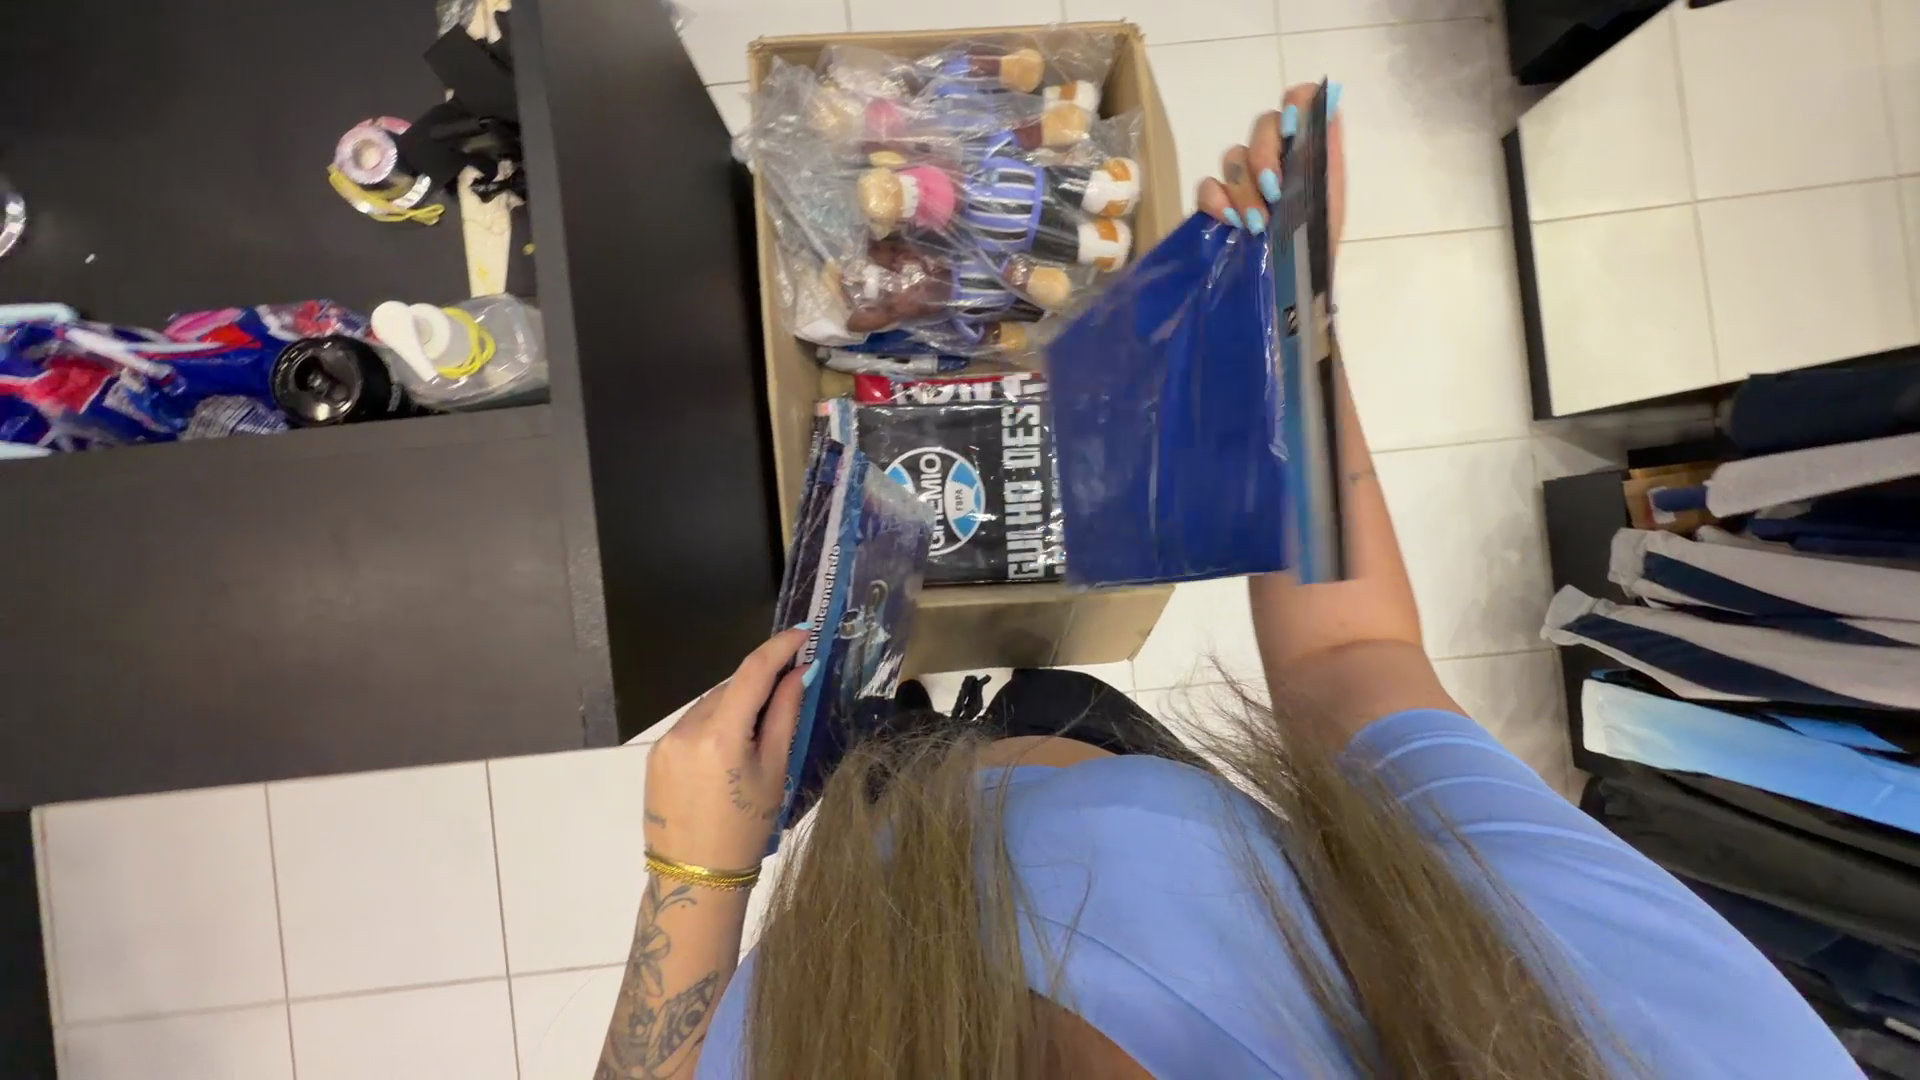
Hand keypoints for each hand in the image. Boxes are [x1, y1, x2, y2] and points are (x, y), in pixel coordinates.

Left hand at [643, 629, 808, 872]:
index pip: (752, 672)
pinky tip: (731, 745)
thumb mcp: (774, 770)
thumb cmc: (747, 828)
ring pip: (711, 703)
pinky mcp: (656, 754)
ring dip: (737, 702)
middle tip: (791, 686)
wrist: (695, 879)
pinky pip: (693, 723)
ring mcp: (665, 742)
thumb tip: (798, 673)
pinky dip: (717, 721)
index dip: (779, 647)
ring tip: (759, 728)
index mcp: (719, 735)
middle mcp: (685, 729)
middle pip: (731, 686)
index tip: (802, 633)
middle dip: (761, 681)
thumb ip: (784, 714)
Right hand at [1195, 82, 1346, 256]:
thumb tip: (1328, 103)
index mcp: (1308, 151)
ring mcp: (1244, 181)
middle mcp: (1276, 157)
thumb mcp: (1330, 203)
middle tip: (1273, 193)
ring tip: (1255, 224)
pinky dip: (1215, 201)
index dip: (1293, 108)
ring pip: (1233, 156)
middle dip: (1264, 157)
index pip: (1300, 100)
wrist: (1285, 294)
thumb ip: (1326, 156)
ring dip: (1244, 189)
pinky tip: (1230, 223)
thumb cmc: (1314, 252)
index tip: (1291, 137)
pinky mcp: (1217, 205)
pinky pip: (1208, 187)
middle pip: (1263, 124)